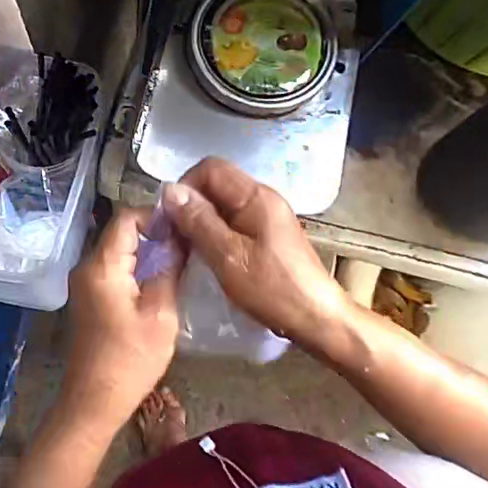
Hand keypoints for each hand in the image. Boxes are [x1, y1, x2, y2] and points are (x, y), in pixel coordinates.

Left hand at [58, 208, 183, 432]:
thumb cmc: (130, 359)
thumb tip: (179, 240)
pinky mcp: (87, 297)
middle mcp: (86, 266)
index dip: (155, 215)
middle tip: (187, 244)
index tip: (183, 227)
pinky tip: (158, 281)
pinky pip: (111, 269)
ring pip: (117, 251)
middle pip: (120, 232)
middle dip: (153, 233)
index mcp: (101, 266)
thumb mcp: (161, 314)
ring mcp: (83, 282)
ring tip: (178, 262)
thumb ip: (168, 270)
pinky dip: (134, 268)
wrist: (94, 399)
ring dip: (145, 251)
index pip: (126, 218)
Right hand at [163, 157, 355, 358]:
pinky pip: (233, 220)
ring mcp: (267, 215)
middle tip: (176, 235)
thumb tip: (169, 190)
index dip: (185, 186)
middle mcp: (263, 198)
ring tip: (189, 247)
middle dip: (191, 204)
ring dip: (201, 220)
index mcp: (255, 196)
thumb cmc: (272, 288)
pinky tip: (210, 255)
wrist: (317, 319)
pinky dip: (215, 232)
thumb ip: (198, 220)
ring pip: (222, 203)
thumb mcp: (227, 256)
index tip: (171, 217)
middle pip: (216, 183)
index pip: (210, 168)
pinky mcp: (268, 233)